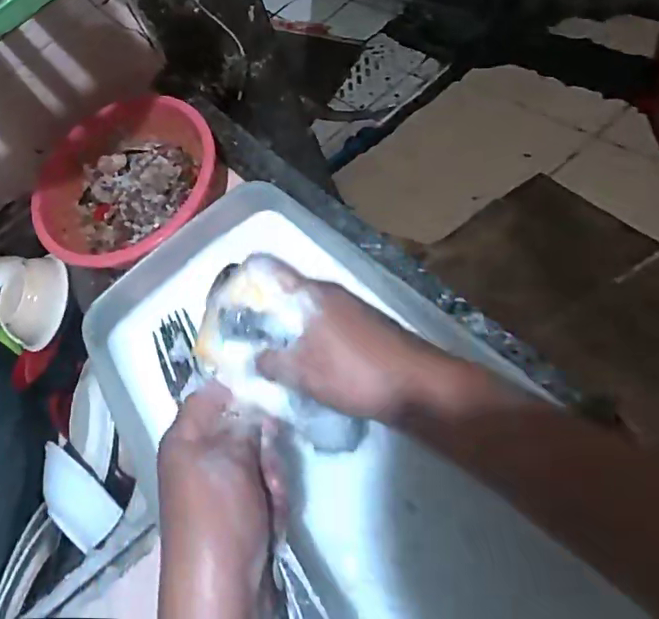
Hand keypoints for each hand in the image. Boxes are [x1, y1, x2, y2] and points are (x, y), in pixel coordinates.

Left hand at [156, 384, 279, 618]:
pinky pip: (260, 496)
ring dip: (270, 482)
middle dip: (262, 450)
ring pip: (255, 466)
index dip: (232, 390)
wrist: (221, 588)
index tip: (266, 389)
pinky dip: (271, 507)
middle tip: (271, 469)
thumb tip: (251, 403)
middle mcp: (196, 459)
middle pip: (237, 434)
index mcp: (182, 439)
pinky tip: (273, 525)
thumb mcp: (231, 462)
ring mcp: (217, 490)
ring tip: (272, 504)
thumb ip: (242, 429)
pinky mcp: (237, 517)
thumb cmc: (218, 514)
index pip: (204, 398)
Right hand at [248, 258, 522, 424]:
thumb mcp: (304, 374)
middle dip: (265, 306)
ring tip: (275, 347)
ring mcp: (353, 307)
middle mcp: (330, 291)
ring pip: (309, 307)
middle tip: (247, 328)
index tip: (229, 294)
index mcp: (310, 292)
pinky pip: (328, 321)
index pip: (267, 266)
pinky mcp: (370, 327)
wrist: (429, 391)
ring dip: (291, 323)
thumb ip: (271, 363)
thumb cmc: (358, 374)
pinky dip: (314, 334)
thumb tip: (252, 358)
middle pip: (286, 288)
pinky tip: (311, 358)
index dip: (244, 274)